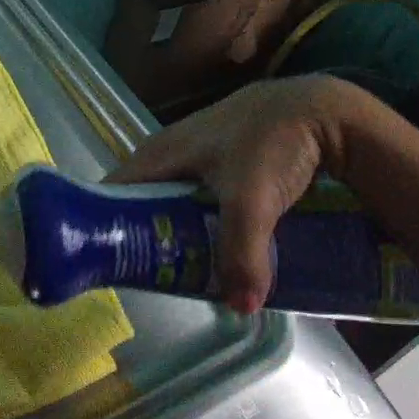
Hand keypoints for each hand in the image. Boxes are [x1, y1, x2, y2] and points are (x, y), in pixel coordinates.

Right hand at [106, 75, 365, 313]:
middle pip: (142, 208)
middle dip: (149, 246)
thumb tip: (240, 309)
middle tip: (161, 286)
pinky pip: (203, 209)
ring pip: (176, 211)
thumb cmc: (265, 141)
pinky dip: (210, 233)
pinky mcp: (224, 172)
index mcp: (154, 156)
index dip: (104, 230)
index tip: (109, 270)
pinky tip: (228, 255)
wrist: (314, 109)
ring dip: (184, 243)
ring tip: (196, 280)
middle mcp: (167, 160)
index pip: (110, 197)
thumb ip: (241, 252)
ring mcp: (196, 164)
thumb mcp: (249, 198)